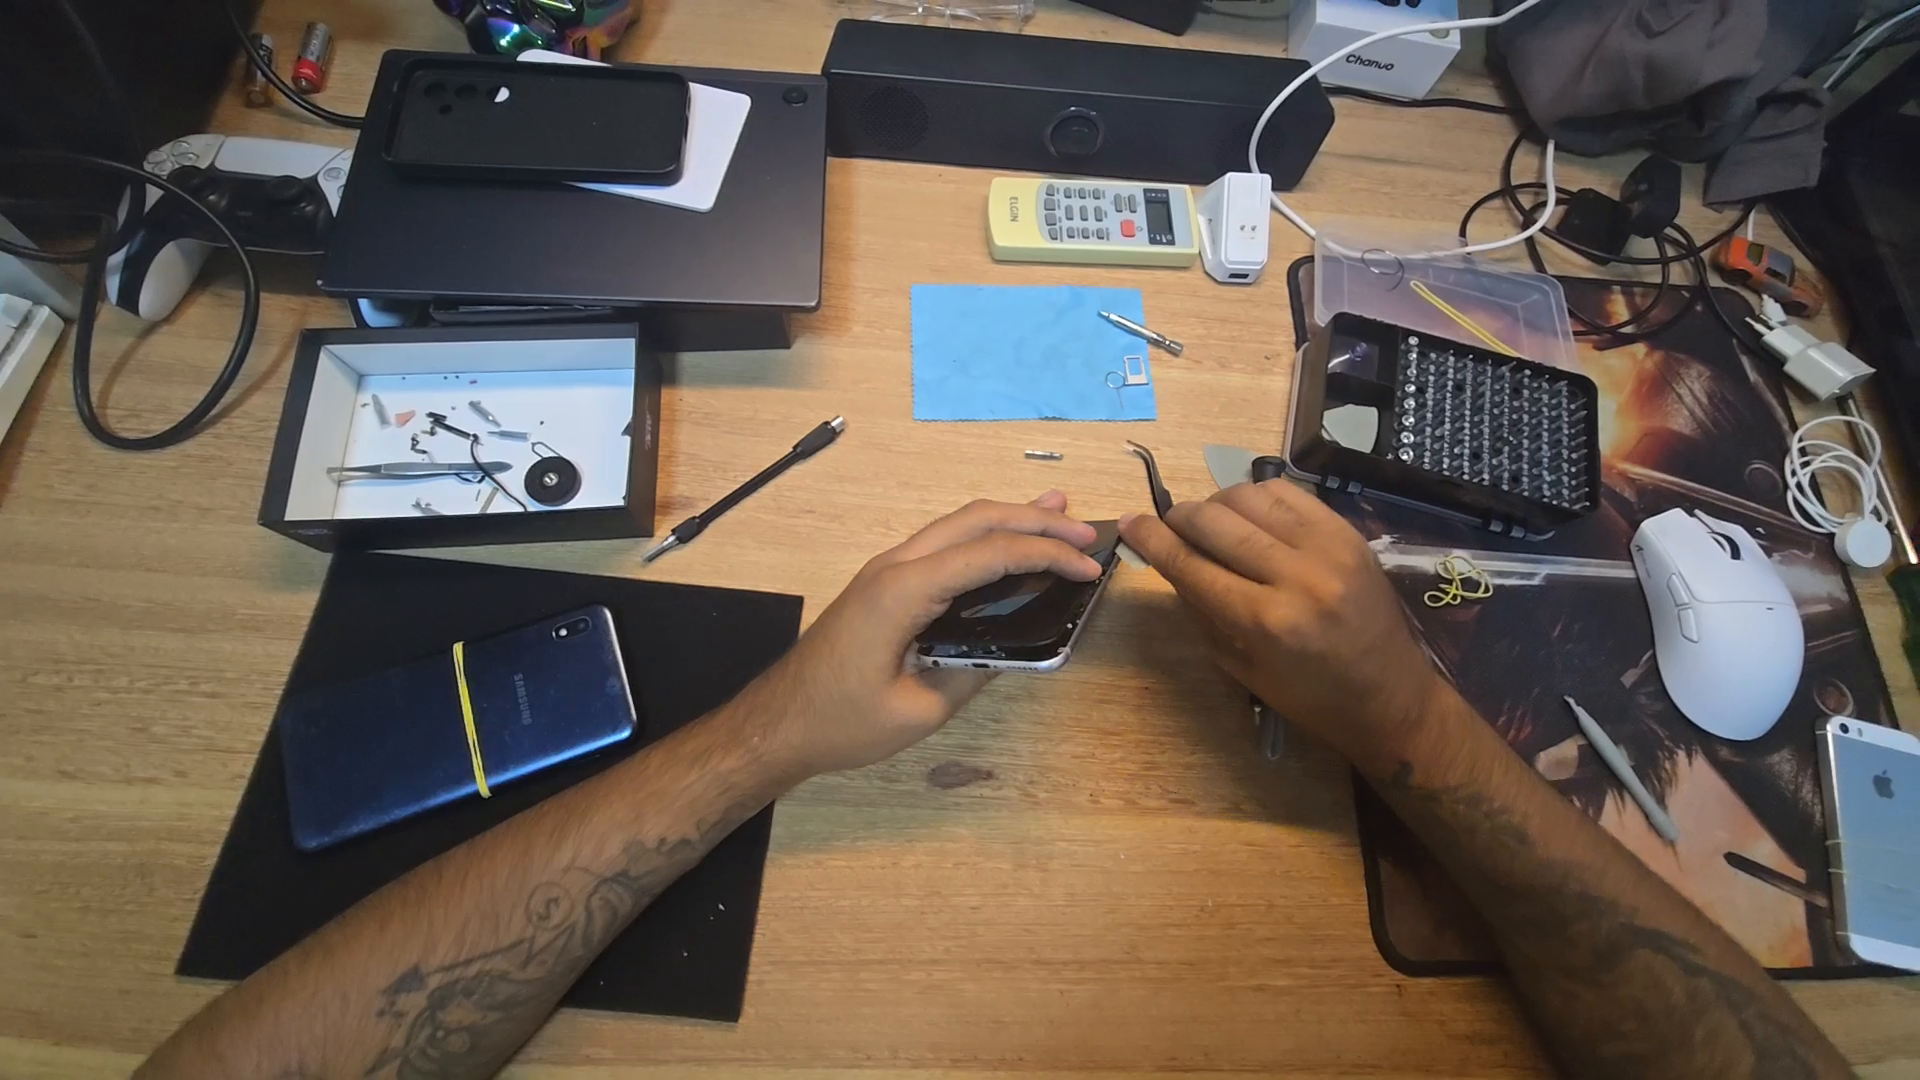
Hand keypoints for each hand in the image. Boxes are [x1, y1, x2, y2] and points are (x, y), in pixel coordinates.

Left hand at [746, 492, 1101, 778]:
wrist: (779, 722)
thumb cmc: (842, 722)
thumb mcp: (919, 710)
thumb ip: (974, 670)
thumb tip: (1019, 645)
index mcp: (903, 590)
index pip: (988, 554)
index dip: (1045, 554)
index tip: (1087, 567)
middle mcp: (895, 564)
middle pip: (975, 520)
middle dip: (1035, 519)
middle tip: (1085, 532)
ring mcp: (887, 567)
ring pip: (958, 523)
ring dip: (1011, 516)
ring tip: (1059, 512)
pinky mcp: (886, 580)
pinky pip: (943, 543)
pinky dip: (983, 535)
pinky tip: (1004, 540)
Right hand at [1119, 480, 1444, 759]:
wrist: (1390, 696)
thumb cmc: (1305, 695)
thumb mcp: (1236, 663)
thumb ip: (1199, 607)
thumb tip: (1169, 559)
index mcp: (1263, 621)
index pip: (1189, 563)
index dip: (1150, 539)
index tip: (1129, 523)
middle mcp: (1296, 577)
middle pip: (1213, 521)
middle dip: (1178, 518)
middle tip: (1169, 527)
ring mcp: (1328, 548)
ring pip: (1247, 497)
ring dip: (1216, 505)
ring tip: (1212, 524)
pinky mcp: (1348, 533)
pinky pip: (1287, 492)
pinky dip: (1255, 498)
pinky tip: (1249, 517)